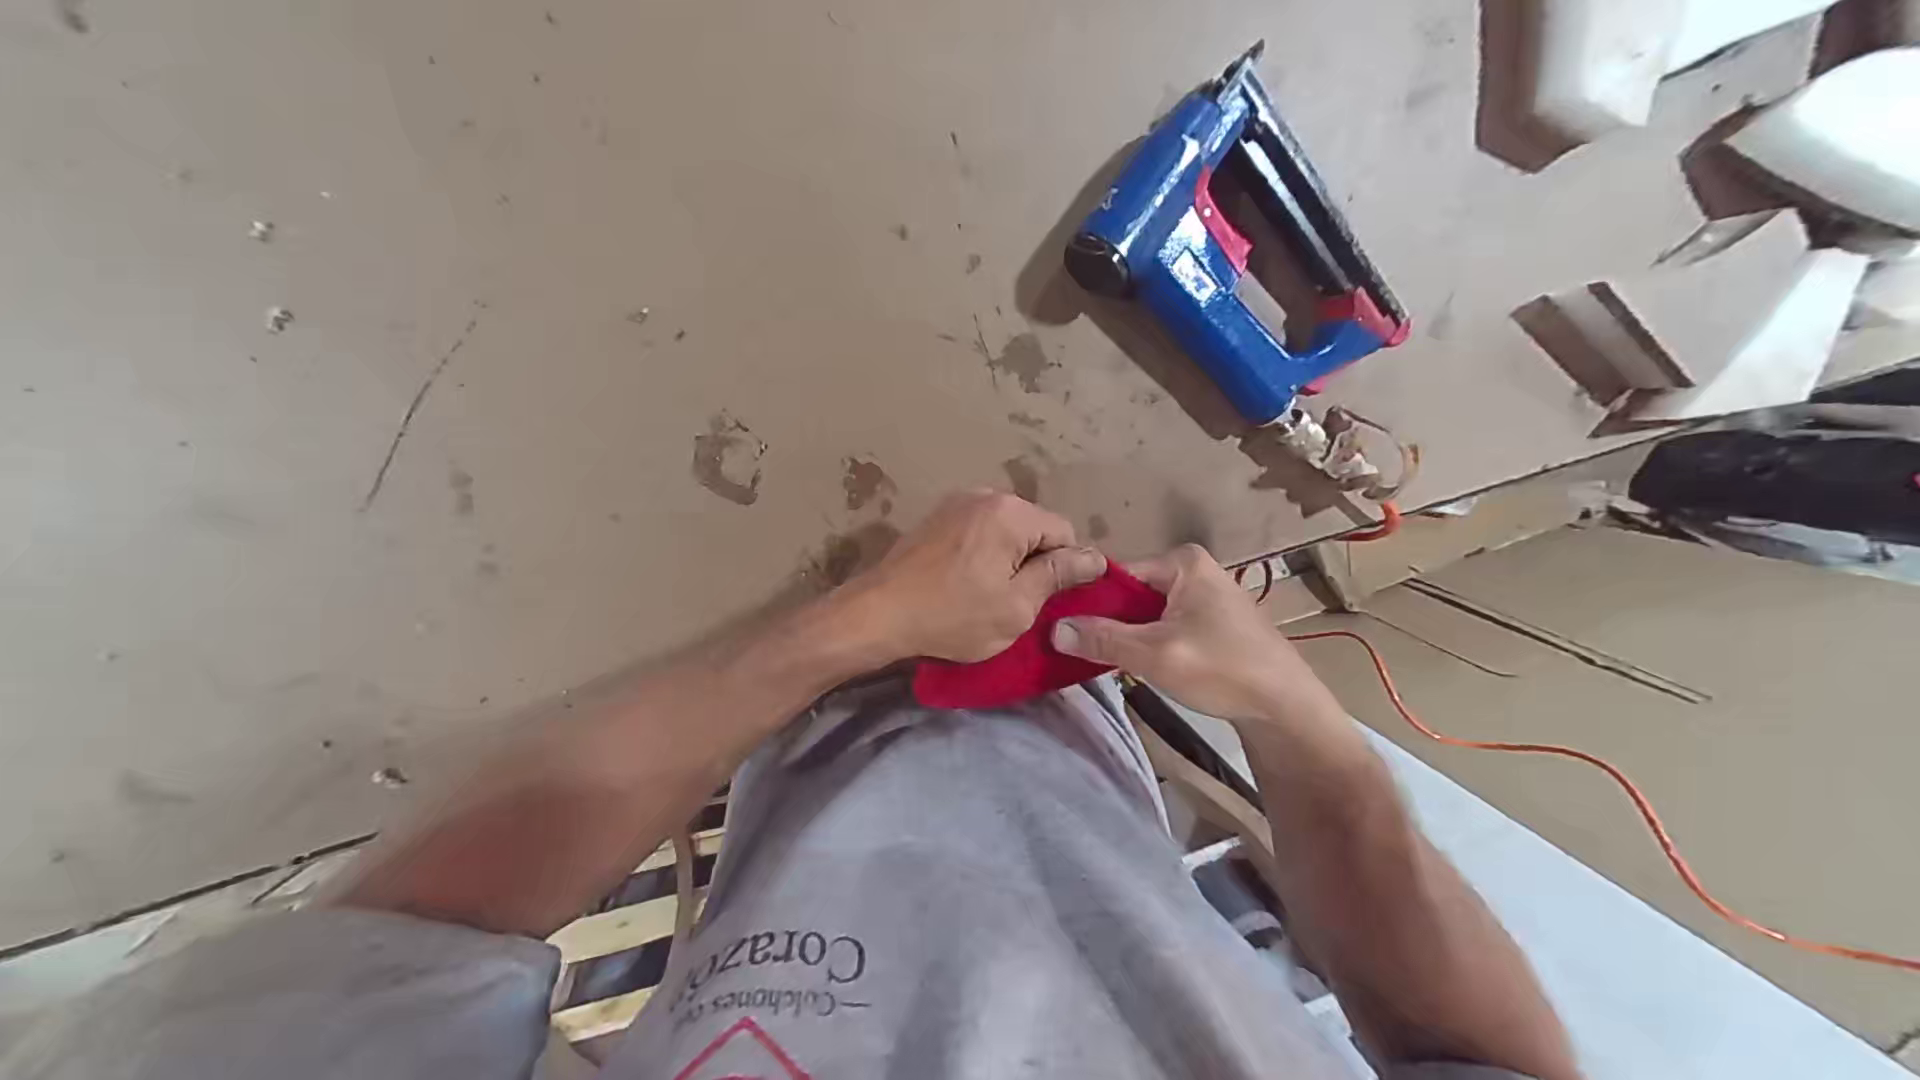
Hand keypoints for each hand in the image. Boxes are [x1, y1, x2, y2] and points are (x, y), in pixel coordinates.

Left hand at [838, 490, 1106, 662]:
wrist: (877, 614)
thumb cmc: (952, 616)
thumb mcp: (1016, 607)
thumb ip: (1058, 576)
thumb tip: (1095, 558)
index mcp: (1011, 512)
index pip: (1064, 532)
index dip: (1065, 568)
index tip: (1048, 600)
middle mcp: (985, 495)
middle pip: (1034, 527)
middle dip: (1035, 562)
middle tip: (1018, 602)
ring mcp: (955, 503)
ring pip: (1006, 530)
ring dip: (1008, 559)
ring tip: (989, 595)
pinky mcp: (935, 518)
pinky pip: (978, 531)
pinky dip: (983, 554)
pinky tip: (966, 583)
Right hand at [1052, 544, 1340, 725]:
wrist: (1286, 708)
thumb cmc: (1222, 669)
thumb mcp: (1155, 654)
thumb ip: (1103, 639)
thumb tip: (1052, 628)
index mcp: (1183, 561)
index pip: (1118, 575)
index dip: (1089, 601)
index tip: (1062, 628)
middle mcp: (1195, 569)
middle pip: (1132, 593)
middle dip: (1108, 621)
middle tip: (1080, 649)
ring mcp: (1207, 595)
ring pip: (1148, 612)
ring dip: (1128, 635)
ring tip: (1103, 659)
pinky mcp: (1213, 622)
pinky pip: (1166, 624)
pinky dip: (1150, 642)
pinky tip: (1138, 664)